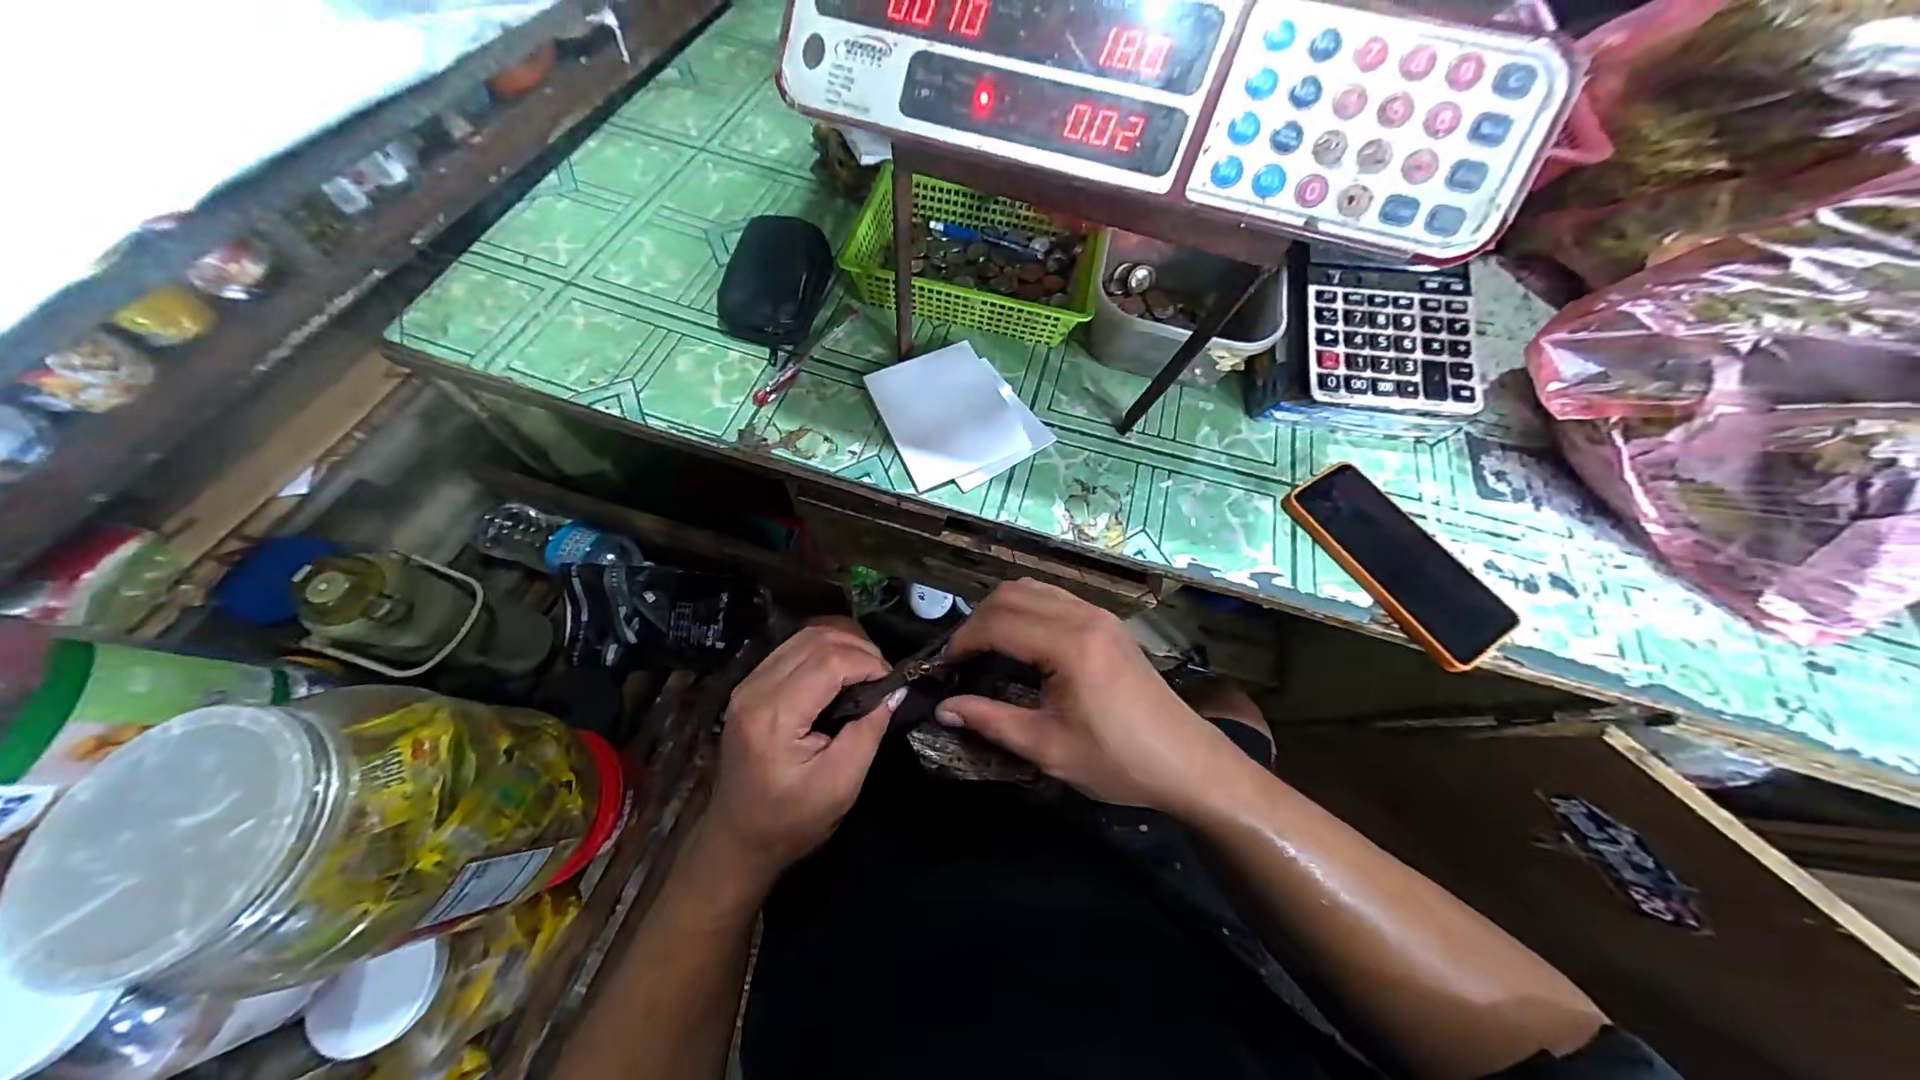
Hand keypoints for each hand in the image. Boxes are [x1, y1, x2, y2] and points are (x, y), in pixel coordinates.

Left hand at [700, 623, 902, 881]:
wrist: (736, 839)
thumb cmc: (790, 821)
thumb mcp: (841, 785)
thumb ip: (869, 731)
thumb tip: (896, 690)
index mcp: (774, 716)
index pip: (829, 661)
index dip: (869, 662)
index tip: (893, 682)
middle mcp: (755, 689)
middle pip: (815, 639)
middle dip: (859, 648)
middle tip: (884, 675)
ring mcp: (747, 684)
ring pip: (803, 636)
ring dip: (842, 644)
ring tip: (868, 670)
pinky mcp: (749, 686)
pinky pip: (791, 649)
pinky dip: (824, 650)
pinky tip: (843, 671)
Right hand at [933, 579, 1244, 811]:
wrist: (1188, 763)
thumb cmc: (1118, 761)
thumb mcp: (1047, 748)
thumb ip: (990, 720)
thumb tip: (942, 708)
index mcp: (1070, 645)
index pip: (998, 623)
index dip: (961, 641)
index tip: (940, 666)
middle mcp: (1084, 616)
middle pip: (1011, 595)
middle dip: (976, 621)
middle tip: (958, 658)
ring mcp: (1100, 615)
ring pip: (1033, 590)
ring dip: (1000, 611)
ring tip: (983, 649)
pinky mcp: (1108, 623)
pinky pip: (1054, 599)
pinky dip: (1026, 611)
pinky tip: (1019, 643)